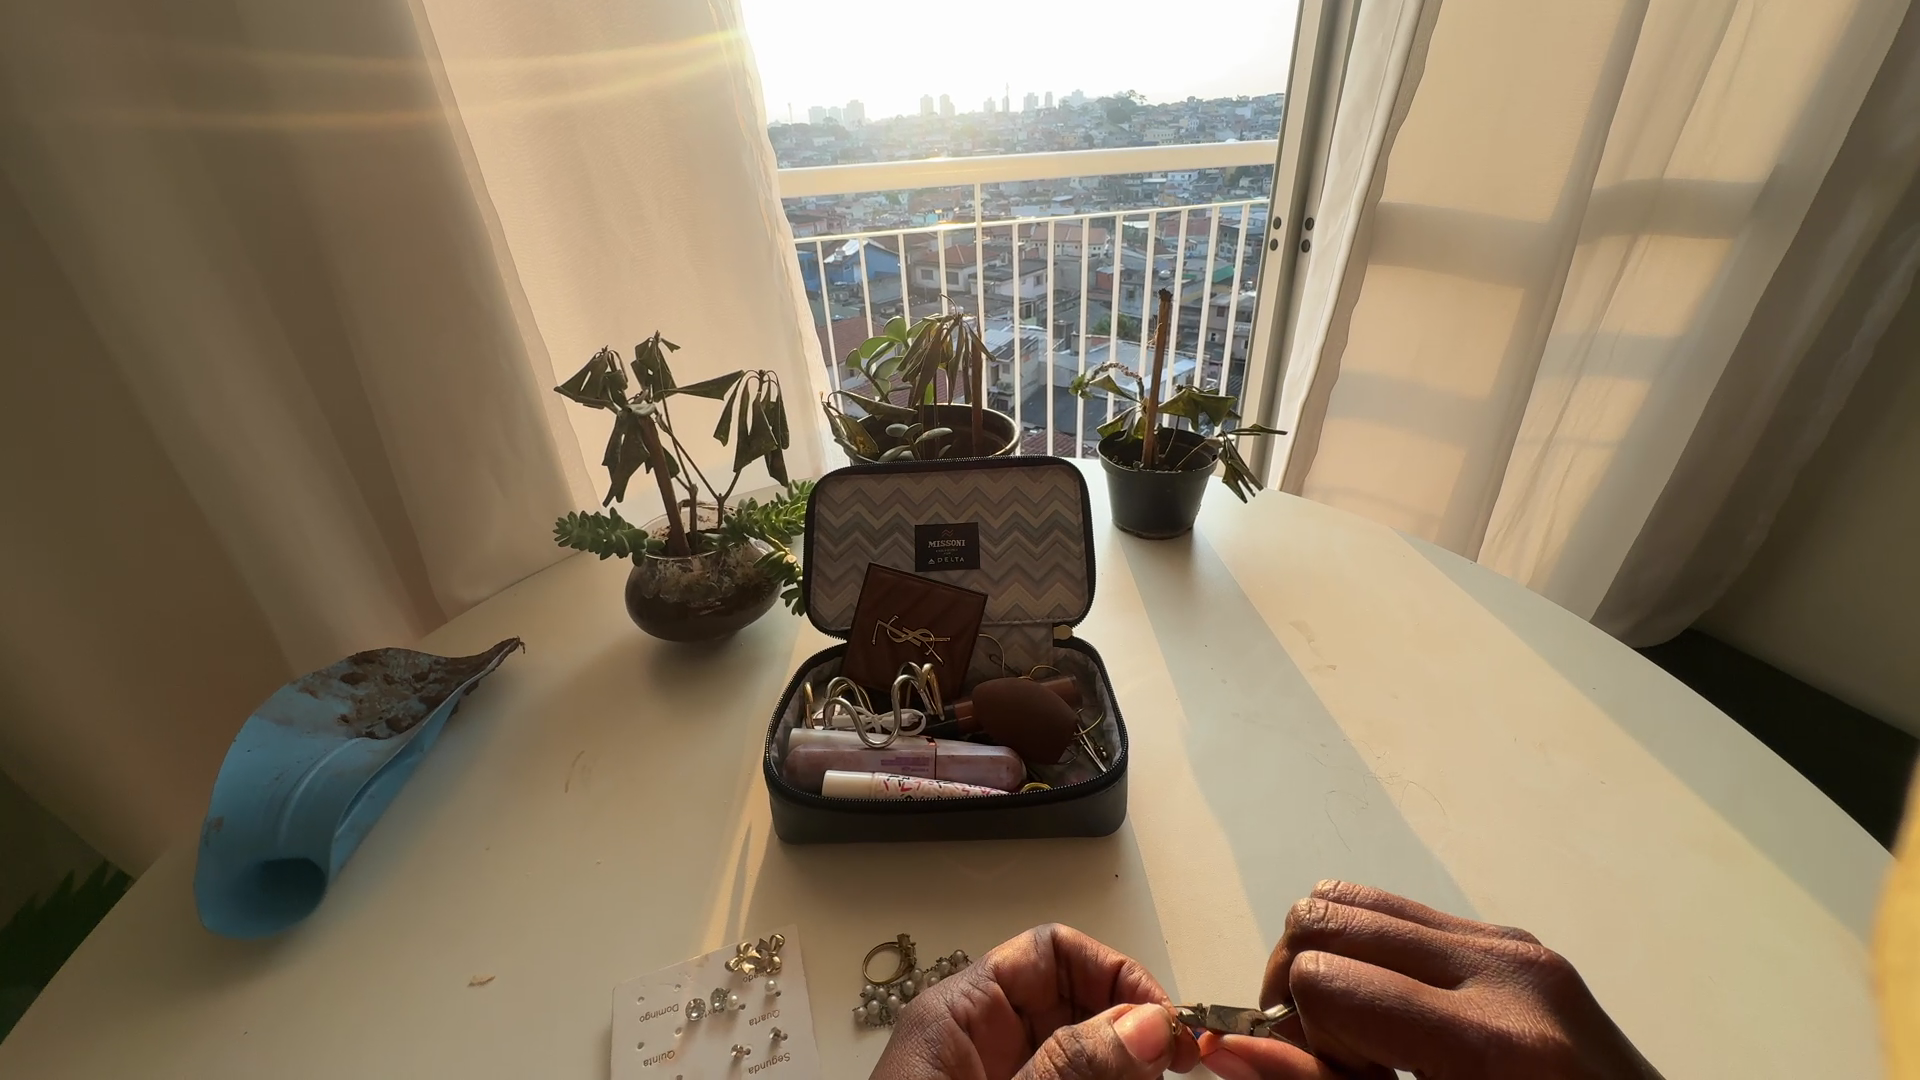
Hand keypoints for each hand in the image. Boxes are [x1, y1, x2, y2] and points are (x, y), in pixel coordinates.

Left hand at [870, 924, 1199, 1079]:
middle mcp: (983, 1040)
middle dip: (1127, 1027)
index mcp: (962, 1013)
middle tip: (1175, 1067)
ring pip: (1082, 1054)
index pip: (1049, 952)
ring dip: (1123, 1072)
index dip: (1110, 971)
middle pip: (1074, 1001)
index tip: (1162, 1021)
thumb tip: (1145, 1020)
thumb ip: (1068, 1069)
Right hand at [1200, 881, 1662, 1079]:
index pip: (1324, 978)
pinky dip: (1365, 951)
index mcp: (1500, 1046)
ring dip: (1327, 958)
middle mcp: (1508, 969)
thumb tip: (1220, 1047)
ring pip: (1346, 897)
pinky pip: (1392, 908)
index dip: (1308, 1035)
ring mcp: (1516, 943)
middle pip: (1324, 916)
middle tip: (1338, 1054)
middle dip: (1298, 982)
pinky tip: (1400, 1013)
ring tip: (1366, 1030)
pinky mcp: (1516, 937)